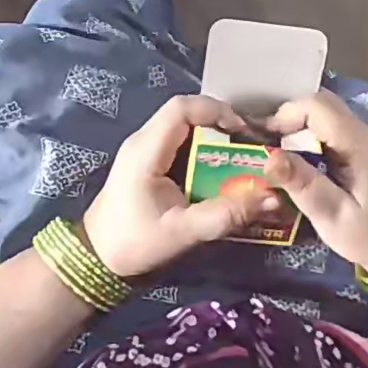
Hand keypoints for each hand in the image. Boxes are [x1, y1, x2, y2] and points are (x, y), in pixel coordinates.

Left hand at [81, 95, 282, 277]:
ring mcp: (143, 150)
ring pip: (183, 127)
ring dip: (213, 136)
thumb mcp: (183, 231)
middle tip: (249, 144)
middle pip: (185, 113)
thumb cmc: (134, 243)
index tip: (244, 131)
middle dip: (220, 123)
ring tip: (241, 155)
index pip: (181, 108)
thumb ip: (227, 214)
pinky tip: (220, 169)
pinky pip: (179, 142)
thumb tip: (271, 197)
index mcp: (146, 150)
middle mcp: (143, 141)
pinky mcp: (148, 162)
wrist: (97, 258)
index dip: (216, 110)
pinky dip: (203, 150)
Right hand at [262, 90, 367, 275]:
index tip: (265, 141)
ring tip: (275, 152)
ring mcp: (356, 137)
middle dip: (287, 117)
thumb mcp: (330, 215)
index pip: (314, 105)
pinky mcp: (351, 146)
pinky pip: (323, 125)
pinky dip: (303, 132)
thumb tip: (269, 158)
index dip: (285, 116)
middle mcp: (357, 131)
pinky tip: (292, 158)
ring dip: (294, 124)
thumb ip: (302, 185)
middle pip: (316, 102)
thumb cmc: (366, 234)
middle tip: (268, 146)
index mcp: (354, 142)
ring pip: (319, 111)